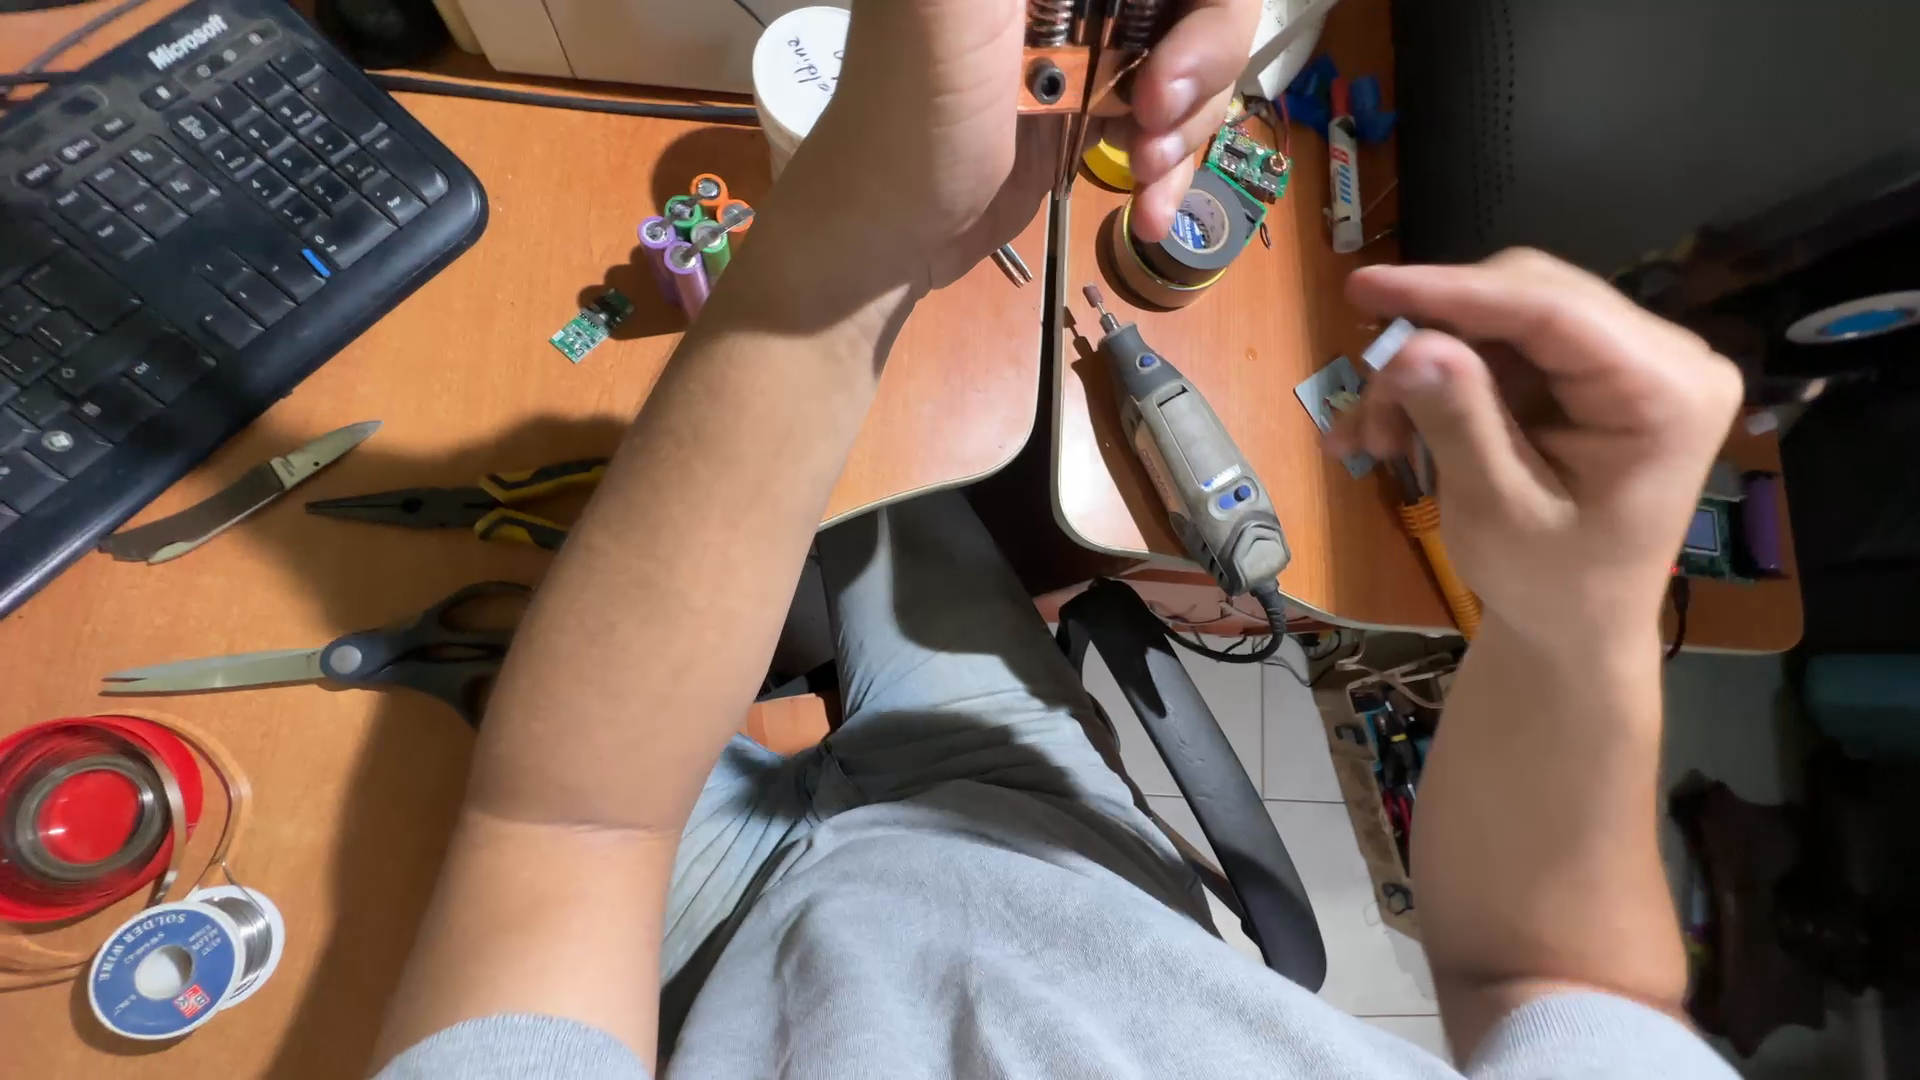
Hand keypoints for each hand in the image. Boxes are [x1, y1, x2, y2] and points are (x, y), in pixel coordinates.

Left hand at [777, 0, 1262, 290]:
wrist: (894, 236)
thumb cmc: (910, 122)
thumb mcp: (945, 7)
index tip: (1168, 42)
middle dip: (1201, 54)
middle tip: (1152, 114)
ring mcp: (1089, 44)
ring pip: (1196, 56)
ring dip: (1189, 123)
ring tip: (1145, 174)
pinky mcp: (1095, 110)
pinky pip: (1172, 119)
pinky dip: (1173, 167)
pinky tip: (1149, 211)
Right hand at [1330, 249, 1743, 641]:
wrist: (1571, 622)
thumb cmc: (1548, 582)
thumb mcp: (1497, 510)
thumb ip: (1460, 423)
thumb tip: (1407, 347)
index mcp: (1663, 391)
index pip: (1550, 310)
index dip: (1450, 292)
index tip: (1363, 286)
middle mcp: (1653, 358)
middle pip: (1519, 302)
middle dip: (1427, 347)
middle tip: (1366, 410)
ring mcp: (1613, 366)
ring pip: (1488, 329)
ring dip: (1415, 378)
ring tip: (1372, 441)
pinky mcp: (1574, 381)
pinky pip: (1485, 359)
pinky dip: (1426, 392)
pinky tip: (1385, 435)